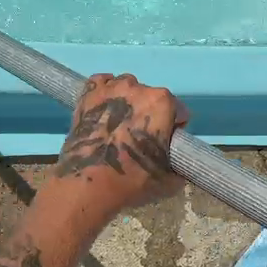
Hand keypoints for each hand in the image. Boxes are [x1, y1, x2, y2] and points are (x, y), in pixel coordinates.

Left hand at [46, 73, 188, 217]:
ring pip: (126, 87)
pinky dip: (105, 91)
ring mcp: (109, 89)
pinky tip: (104, 106)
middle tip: (139, 137)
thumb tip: (177, 164)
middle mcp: (136, 88)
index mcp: (162, 102)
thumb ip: (179, 165)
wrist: (88, 184)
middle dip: (149, 114)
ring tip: (119, 123)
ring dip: (127, 101)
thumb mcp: (170, 181)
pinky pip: (100, 82)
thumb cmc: (132, 181)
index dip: (173, 127)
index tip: (164, 142)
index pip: (177, 110)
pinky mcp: (86, 95)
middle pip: (150, 97)